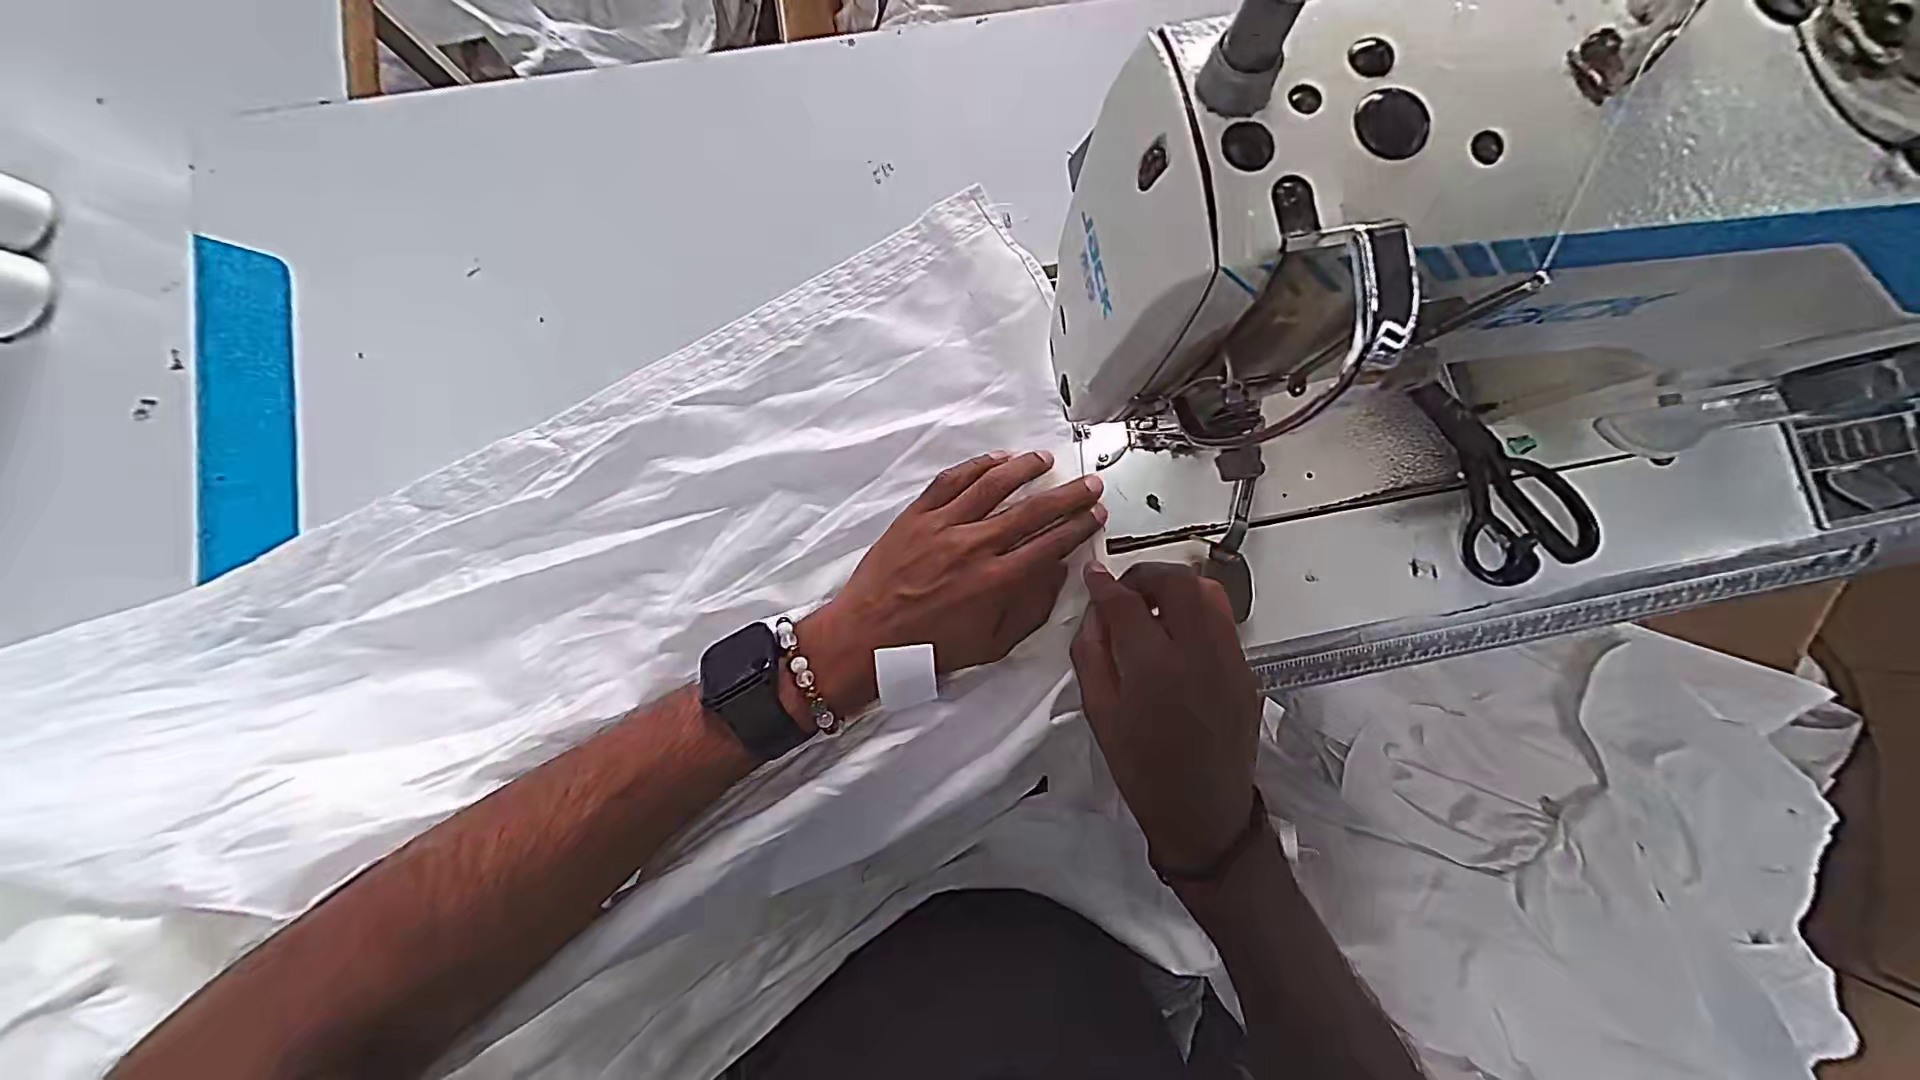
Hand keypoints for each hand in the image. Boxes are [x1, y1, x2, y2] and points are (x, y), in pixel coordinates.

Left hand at [795, 451, 1106, 717]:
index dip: (1079, 526)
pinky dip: (977, 467)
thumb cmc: (925, 648)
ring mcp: (943, 527)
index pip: (1051, 543)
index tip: (1093, 515)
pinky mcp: (917, 516)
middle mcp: (973, 548)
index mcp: (996, 582)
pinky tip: (996, 461)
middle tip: (1086, 485)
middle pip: (1033, 510)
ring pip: (994, 485)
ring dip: (1026, 469)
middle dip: (1068, 495)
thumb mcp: (990, 644)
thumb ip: (1029, 609)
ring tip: (1045, 460)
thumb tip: (1055, 575)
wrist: (866, 638)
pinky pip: (951, 481)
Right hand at [1071, 562, 1262, 872]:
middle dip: (1145, 575)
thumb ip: (1091, 652)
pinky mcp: (1247, 671)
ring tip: (1153, 608)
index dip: (1104, 583)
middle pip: (1176, 582)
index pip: (1125, 601)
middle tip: (1125, 591)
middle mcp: (1199, 654)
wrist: (1202, 812)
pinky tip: (1177, 637)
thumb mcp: (1099, 710)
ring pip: (1208, 592)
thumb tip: (1095, 614)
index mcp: (1154, 666)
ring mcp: (1230, 661)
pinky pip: (1222, 621)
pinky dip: (1196, 612)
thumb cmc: (1144, 768)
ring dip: (1175, 588)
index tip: (1093, 575)